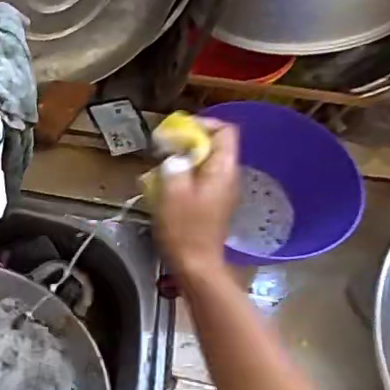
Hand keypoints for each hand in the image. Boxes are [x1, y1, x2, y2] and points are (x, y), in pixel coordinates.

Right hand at [154, 117, 240, 276]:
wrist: (196, 265)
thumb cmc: (184, 229)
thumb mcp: (173, 192)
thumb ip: (175, 166)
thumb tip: (175, 156)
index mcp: (223, 170)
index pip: (225, 131)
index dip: (202, 124)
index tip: (176, 131)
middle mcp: (229, 177)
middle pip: (215, 146)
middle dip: (188, 143)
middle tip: (163, 149)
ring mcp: (223, 192)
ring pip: (206, 164)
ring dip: (184, 161)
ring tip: (160, 169)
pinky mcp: (214, 205)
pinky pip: (202, 181)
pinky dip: (185, 177)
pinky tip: (166, 189)